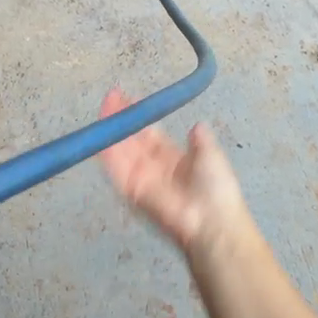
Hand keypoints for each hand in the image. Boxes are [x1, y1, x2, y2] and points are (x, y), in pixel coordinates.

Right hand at [97, 89, 253, 256]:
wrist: (212, 222)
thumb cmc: (216, 189)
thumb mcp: (212, 157)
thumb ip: (201, 141)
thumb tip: (197, 125)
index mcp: (172, 159)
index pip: (150, 134)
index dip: (140, 116)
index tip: (128, 97)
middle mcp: (154, 167)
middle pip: (132, 139)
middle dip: (122, 118)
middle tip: (111, 96)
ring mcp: (141, 179)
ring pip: (122, 150)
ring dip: (112, 129)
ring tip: (105, 106)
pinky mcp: (132, 191)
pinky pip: (117, 169)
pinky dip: (108, 152)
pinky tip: (102, 132)